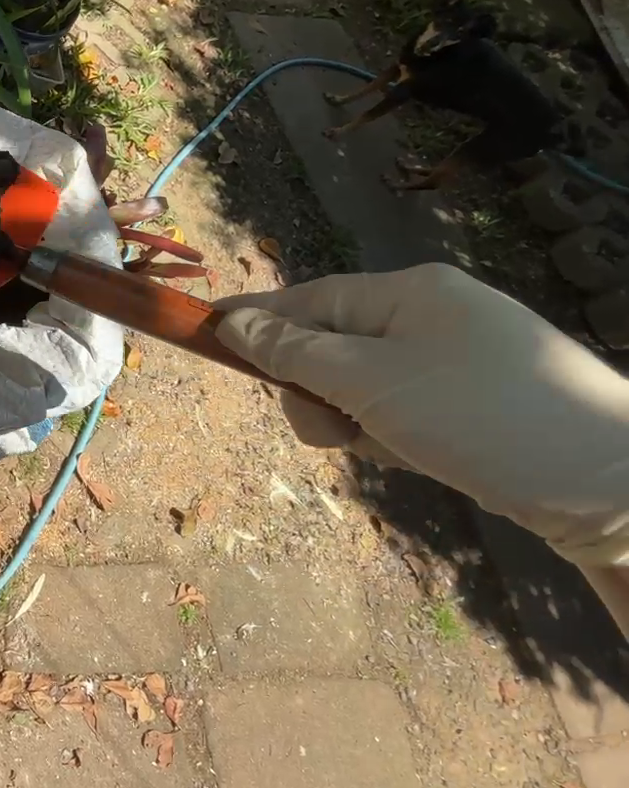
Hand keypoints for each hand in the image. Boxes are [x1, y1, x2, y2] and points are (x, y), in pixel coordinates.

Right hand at [215, 263, 628, 564]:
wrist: (625, 494)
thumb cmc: (485, 418)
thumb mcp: (368, 382)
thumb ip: (289, 351)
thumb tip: (230, 321)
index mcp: (408, 293)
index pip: (303, 299)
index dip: (251, 319)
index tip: (202, 336)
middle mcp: (430, 315)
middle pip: (326, 343)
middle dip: (310, 387)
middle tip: (325, 428)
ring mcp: (455, 357)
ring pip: (356, 380)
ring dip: (347, 416)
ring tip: (379, 446)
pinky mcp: (473, 400)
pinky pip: (394, 404)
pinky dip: (386, 431)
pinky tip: (413, 454)